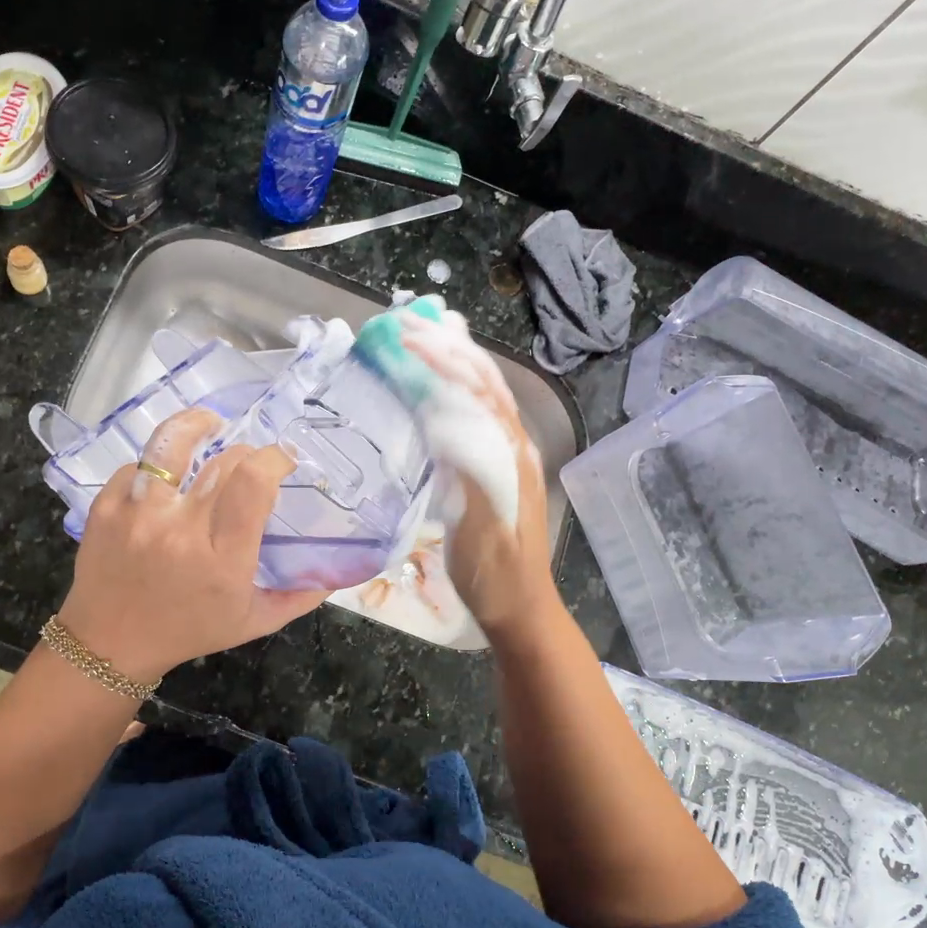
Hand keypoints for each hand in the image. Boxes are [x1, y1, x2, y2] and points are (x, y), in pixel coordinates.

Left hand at [57, 408, 329, 682]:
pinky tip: (169, 475)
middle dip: (246, 455)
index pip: (254, 483)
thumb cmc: (188, 632)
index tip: (282, 459)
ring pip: (171, 446)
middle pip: (223, 462)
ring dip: (196, 427)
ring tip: (209, 424)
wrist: (109, 644)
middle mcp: (180, 531)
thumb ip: (298, 597)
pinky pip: (137, 465)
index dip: (274, 458)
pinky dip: (157, 465)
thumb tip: (338, 572)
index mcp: (222, 559)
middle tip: (249, 466)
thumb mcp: (251, 622)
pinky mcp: (106, 508)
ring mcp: (138, 515)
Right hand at [401, 329, 557, 634]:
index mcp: (509, 454)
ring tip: (428, 332)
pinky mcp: (500, 467)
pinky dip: (459, 388)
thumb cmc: (494, 573)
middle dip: (449, 346)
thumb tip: (444, 420)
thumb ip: (469, 473)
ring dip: (458, 359)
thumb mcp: (478, 528)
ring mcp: (510, 455)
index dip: (442, 359)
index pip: (475, 391)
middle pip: (485, 381)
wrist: (521, 606)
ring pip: (486, 393)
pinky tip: (440, 385)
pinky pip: (480, 415)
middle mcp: (514, 444)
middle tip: (410, 321)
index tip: (406, 335)